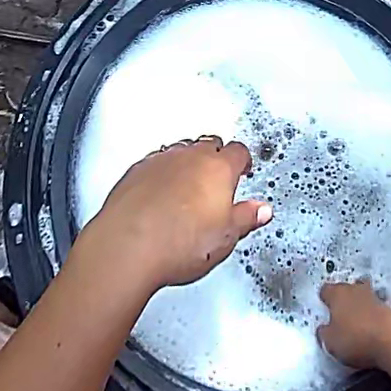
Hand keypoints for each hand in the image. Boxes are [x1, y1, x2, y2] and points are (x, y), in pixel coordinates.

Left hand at [75, 137, 271, 292]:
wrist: (128, 246)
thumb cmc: (178, 242)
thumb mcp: (227, 237)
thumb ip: (247, 217)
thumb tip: (261, 210)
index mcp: (218, 168)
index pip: (238, 151)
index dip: (243, 160)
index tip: (243, 169)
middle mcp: (190, 156)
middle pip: (209, 144)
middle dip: (216, 158)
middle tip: (218, 179)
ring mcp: (161, 160)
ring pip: (181, 150)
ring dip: (188, 163)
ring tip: (189, 188)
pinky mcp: (137, 170)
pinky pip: (156, 162)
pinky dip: (162, 173)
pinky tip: (161, 194)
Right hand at [318, 282, 390, 368]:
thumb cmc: (357, 339)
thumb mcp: (330, 342)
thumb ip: (323, 332)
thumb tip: (322, 330)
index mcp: (337, 294)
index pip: (326, 290)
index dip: (324, 299)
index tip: (324, 307)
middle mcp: (354, 289)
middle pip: (345, 289)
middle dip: (342, 299)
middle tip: (340, 316)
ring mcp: (373, 296)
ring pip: (362, 295)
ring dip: (359, 304)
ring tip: (357, 321)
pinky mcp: (388, 307)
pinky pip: (376, 307)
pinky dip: (373, 314)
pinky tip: (371, 328)